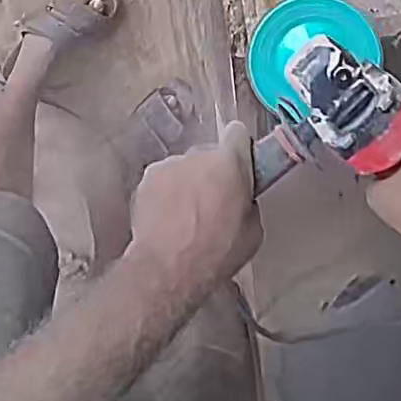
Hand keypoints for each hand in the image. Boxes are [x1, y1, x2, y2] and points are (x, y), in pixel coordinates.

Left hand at [125, 120, 262, 295]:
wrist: (167, 267)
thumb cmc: (215, 252)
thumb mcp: (253, 231)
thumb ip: (248, 201)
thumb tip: (241, 197)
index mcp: (229, 162)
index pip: (238, 133)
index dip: (240, 149)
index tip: (239, 167)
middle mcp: (197, 155)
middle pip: (209, 154)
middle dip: (213, 172)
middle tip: (214, 203)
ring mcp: (169, 164)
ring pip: (185, 167)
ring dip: (188, 183)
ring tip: (186, 216)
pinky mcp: (147, 177)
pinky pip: (164, 179)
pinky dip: (166, 192)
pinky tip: (167, 218)